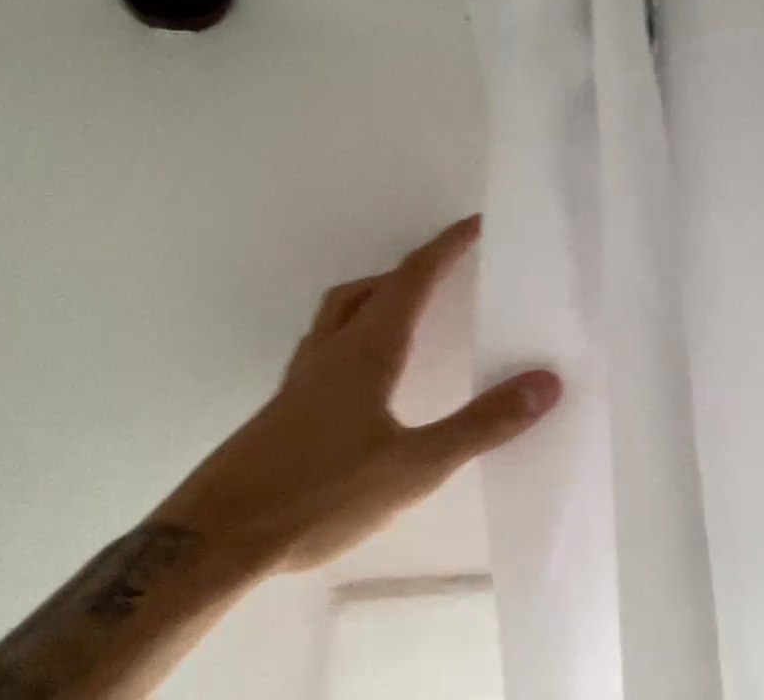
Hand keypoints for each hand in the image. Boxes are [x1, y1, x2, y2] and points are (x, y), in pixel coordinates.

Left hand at [150, 216, 560, 572]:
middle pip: (370, 288)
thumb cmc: (320, 493)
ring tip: (411, 317)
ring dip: (377, 298)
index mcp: (366, 349)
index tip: (476, 224)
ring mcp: (301, 380)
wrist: (217, 538)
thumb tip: (546, 382)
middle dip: (412, 271)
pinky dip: (355, 335)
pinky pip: (326, 347)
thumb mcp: (415, 466)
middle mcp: (331, 351)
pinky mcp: (284, 410)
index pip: (412, 278)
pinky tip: (366, 381)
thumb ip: (481, 424)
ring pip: (341, 315)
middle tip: (449, 274)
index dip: (446, 247)